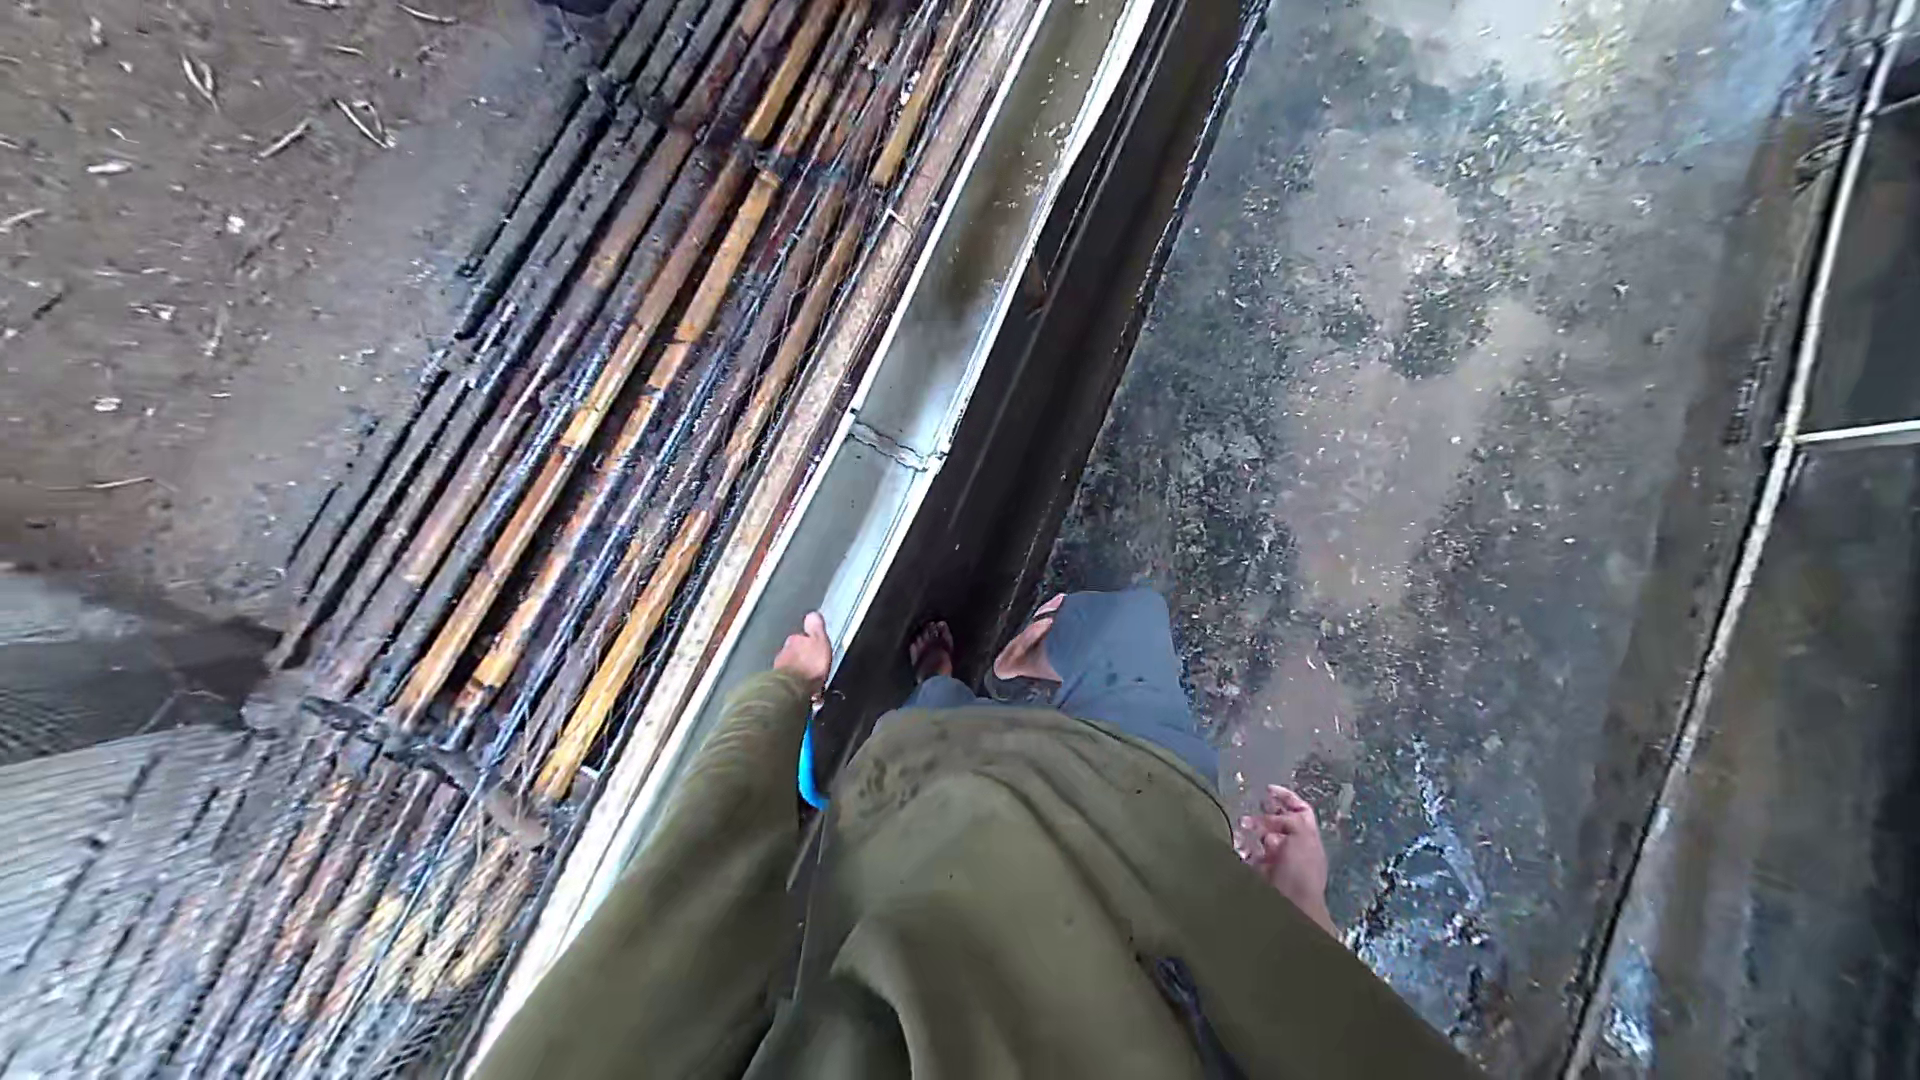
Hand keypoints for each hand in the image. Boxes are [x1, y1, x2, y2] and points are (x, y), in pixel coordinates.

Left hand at [773, 611, 832, 696]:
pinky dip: (794, 683)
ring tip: (808, 679)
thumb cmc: (810, 665)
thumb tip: (812, 613)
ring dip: (798, 670)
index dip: (810, 643)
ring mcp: (780, 668)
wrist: (794, 688)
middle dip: (802, 657)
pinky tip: (802, 688)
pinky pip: (789, 680)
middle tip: (813, 665)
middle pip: (795, 652)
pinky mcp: (779, 684)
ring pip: (791, 666)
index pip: (802, 638)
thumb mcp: (820, 641)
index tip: (817, 649)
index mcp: (795, 640)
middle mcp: (784, 652)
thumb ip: (816, 627)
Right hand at [1239, 785, 1335, 936]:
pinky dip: (1241, 845)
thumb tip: (1272, 818)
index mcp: (1307, 837)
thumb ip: (1291, 820)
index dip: (1285, 797)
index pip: (1299, 810)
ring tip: (1241, 828)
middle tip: (1250, 812)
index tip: (1268, 789)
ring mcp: (1276, 858)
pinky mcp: (1259, 870)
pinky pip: (1247, 850)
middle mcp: (1293, 845)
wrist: (1290, 907)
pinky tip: (1238, 845)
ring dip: (1249, 828)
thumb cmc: (1300, 870)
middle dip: (1262, 814)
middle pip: (1277, 820)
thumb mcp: (1302, 837)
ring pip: (1259, 834)